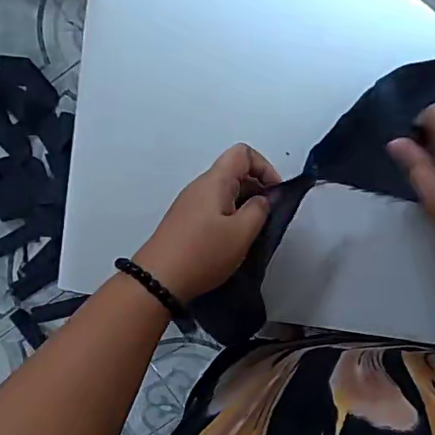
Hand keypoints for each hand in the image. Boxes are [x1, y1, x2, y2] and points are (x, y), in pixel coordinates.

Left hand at [132, 144, 281, 300]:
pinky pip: (214, 207)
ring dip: (245, 204)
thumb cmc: (202, 254)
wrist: (159, 280)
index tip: (275, 193)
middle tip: (268, 215)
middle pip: (234, 171)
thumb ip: (260, 210)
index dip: (265, 167)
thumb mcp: (242, 233)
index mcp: (214, 182)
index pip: (242, 153)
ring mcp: (190, 204)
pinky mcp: (186, 221)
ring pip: (225, 191)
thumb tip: (263, 200)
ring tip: (253, 231)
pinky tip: (234, 240)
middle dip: (257, 187)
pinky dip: (231, 216)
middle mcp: (200, 187)